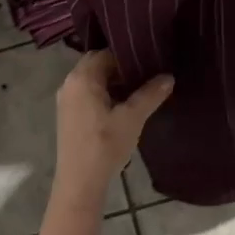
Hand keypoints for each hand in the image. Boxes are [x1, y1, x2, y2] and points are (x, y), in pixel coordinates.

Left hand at [52, 52, 172, 202]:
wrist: (80, 181)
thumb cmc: (105, 145)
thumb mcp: (132, 118)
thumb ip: (150, 94)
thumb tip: (168, 76)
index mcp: (82, 77)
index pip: (105, 53)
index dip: (127, 56)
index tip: (148, 61)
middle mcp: (69, 83)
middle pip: (96, 64)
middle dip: (120, 68)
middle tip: (145, 74)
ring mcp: (66, 99)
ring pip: (91, 80)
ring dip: (112, 82)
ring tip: (137, 90)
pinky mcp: (68, 114)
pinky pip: (86, 93)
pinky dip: (103, 94)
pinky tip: (121, 106)